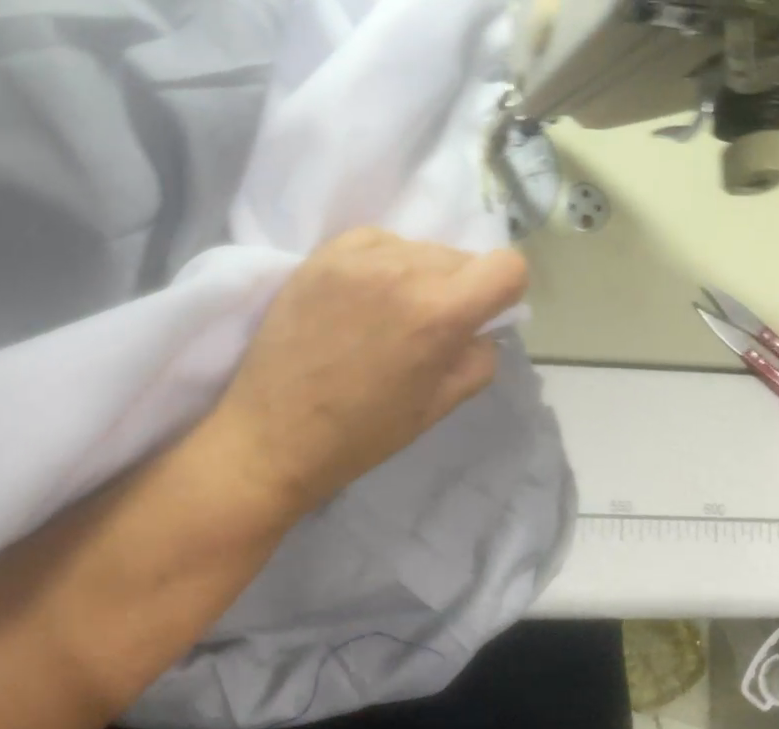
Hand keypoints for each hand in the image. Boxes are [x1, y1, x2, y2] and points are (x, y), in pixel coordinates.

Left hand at [208, 227, 528, 511]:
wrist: (272, 437)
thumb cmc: (359, 437)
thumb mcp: (435, 409)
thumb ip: (476, 360)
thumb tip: (483, 329)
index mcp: (441, 313)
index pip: (506, 267)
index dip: (501, 295)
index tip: (478, 318)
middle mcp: (404, 269)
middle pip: (459, 256)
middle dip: (455, 289)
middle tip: (421, 331)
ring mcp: (358, 258)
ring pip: (416, 248)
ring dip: (414, 277)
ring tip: (381, 319)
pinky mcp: (322, 256)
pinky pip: (374, 242)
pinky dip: (377, 264)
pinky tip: (356, 303)